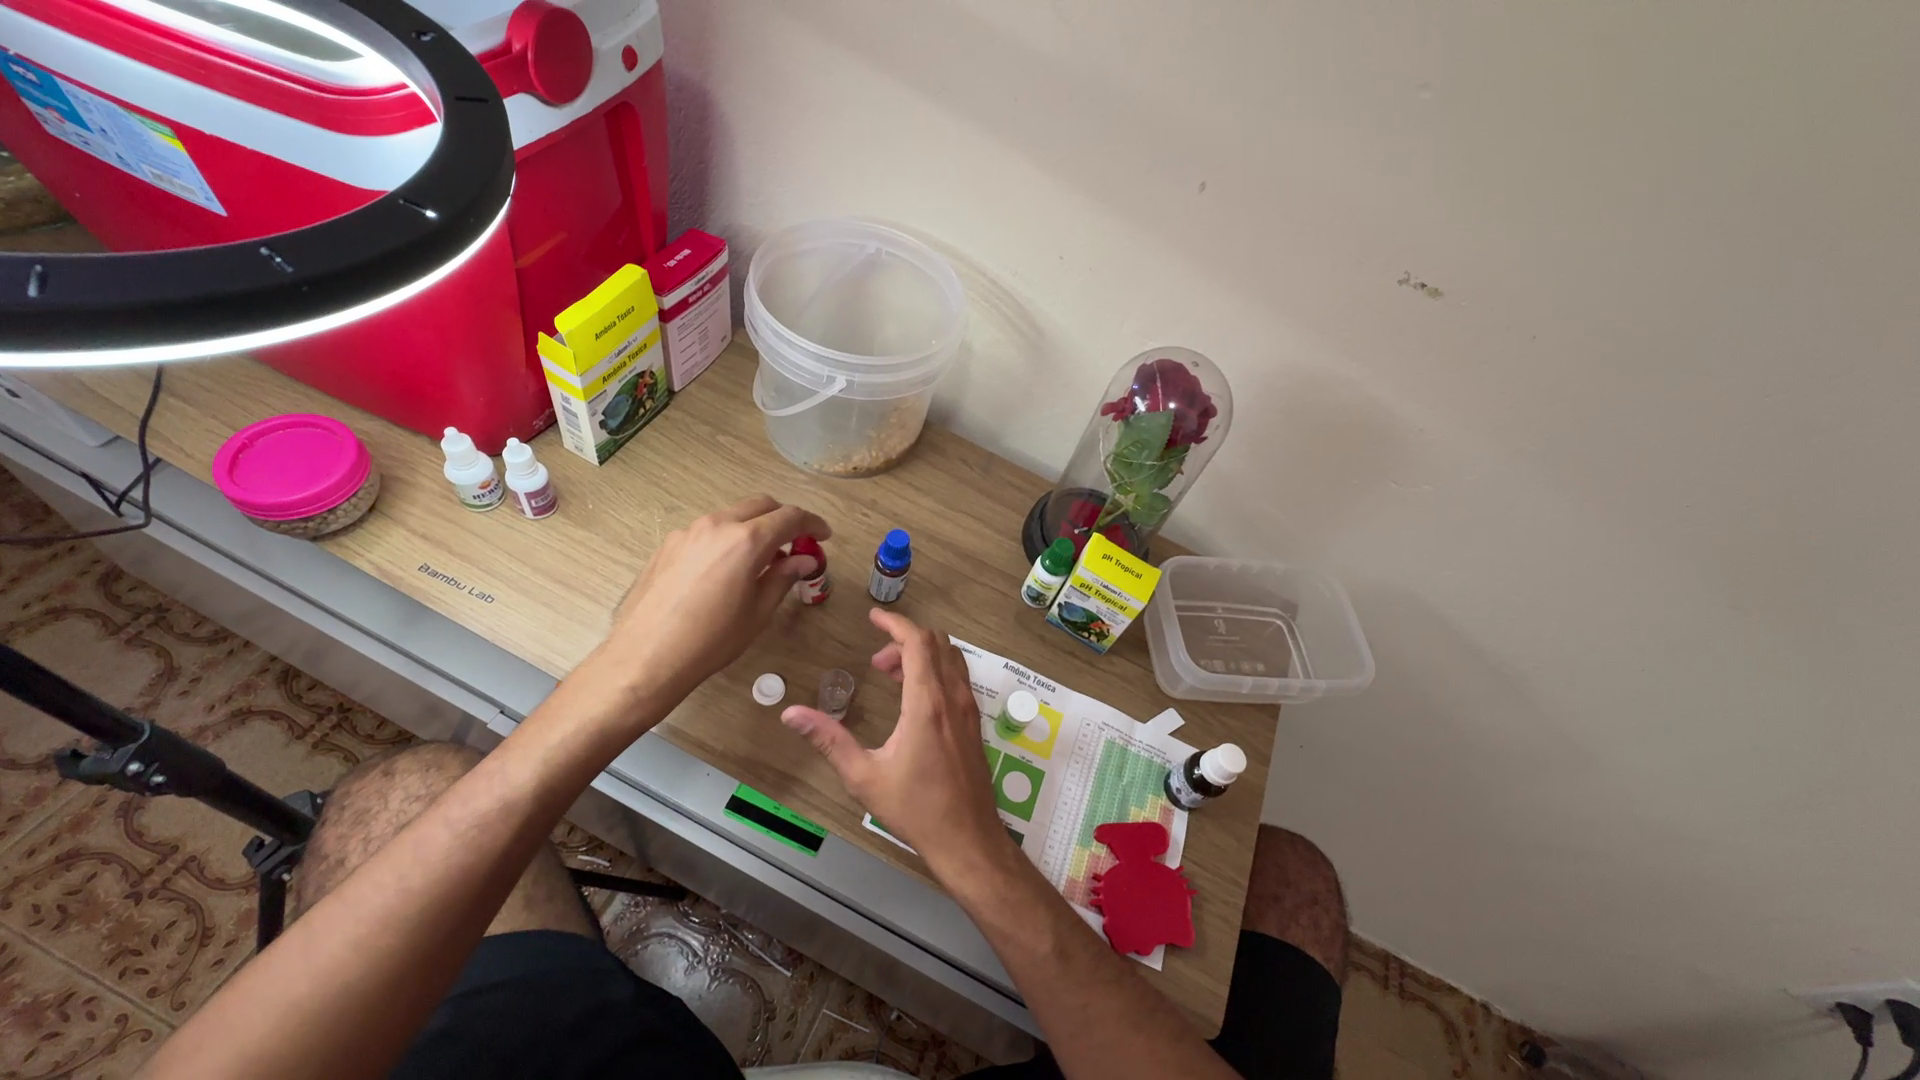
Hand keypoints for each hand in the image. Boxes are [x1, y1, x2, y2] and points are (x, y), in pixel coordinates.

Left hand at [602, 495, 828, 697]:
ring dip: (754, 527)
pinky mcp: (668, 545)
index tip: (824, 535)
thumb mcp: (758, 612)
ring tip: (761, 560)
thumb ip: (783, 578)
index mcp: (746, 541)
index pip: (790, 517)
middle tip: (797, 543)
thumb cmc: (711, 640)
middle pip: (760, 505)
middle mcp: (717, 526)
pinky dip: (727, 539)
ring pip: (731, 515)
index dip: (812, 523)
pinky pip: (707, 531)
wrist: (646, 655)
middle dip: (784, 518)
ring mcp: (688, 532)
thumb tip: (804, 559)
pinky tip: (726, 570)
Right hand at [780, 609, 1009, 880]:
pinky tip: (915, 699)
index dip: (895, 624)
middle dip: (905, 640)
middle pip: (937, 644)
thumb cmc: (915, 809)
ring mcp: (969, 710)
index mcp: (927, 704)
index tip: (874, 618)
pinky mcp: (974, 724)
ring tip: (891, 676)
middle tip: (876, 661)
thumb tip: (792, 714)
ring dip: (922, 655)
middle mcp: (953, 699)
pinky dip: (937, 671)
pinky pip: (958, 679)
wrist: (967, 839)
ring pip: (952, 659)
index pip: (917, 643)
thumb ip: (829, 740)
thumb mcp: (864, 776)